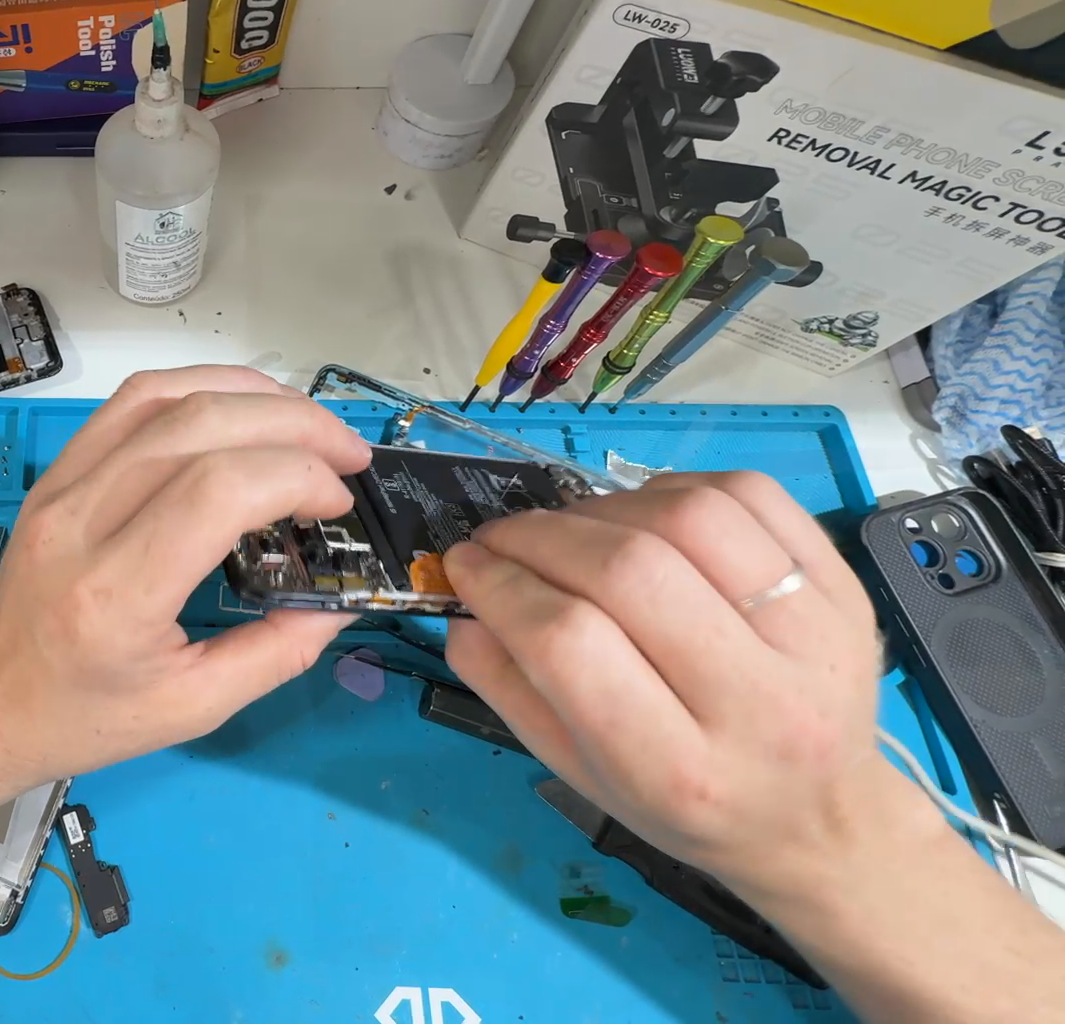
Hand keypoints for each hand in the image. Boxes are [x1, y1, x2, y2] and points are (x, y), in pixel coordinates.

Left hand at [0, 366, 370, 793]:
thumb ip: (277, 653)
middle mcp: (81, 522)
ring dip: (248, 393)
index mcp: (116, 593)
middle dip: (294, 424)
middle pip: (198, 426)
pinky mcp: (54, 474)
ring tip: (305, 422)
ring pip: (162, 397)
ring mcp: (59, 487)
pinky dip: (194, 390)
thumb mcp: (193, 708)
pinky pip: (127, 404)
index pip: (217, 488)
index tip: (338, 503)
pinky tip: (237, 408)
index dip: (296, 475)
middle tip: (347, 454)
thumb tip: (341, 600)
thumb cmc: (84, 717)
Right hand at [443, 472, 895, 899]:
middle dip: (535, 536)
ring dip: (598, 507)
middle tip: (497, 539)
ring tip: (567, 531)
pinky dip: (666, 489)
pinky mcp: (844, 586)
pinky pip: (744, 493)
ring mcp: (817, 637)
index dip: (499, 586)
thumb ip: (498, 680)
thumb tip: (464, 593)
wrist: (814, 815)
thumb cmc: (670, 797)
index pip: (568, 643)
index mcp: (676, 768)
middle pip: (626, 570)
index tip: (462, 564)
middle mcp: (761, 704)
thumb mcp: (564, 763)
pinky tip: (637, 519)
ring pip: (687, 516)